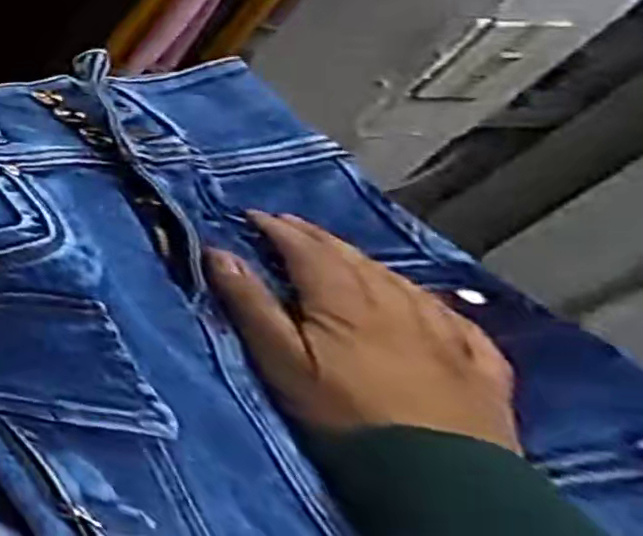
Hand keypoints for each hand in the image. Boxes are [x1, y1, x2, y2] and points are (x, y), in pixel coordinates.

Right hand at [206, 211, 519, 453]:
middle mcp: (396, 305)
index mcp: (344, 299)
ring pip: (400, 282)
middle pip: (352, 258)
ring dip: (365, 262)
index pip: (305, 249)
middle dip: (316, 237)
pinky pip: (457, 320)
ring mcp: (446, 336)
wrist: (443, 484)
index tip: (251, 216)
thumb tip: (218, 252)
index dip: (276, 228)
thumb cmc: (343, 413)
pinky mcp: (483, 370)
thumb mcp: (280, 359)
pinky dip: (430, 301)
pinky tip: (426, 302)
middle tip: (288, 225)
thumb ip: (249, 302)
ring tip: (342, 255)